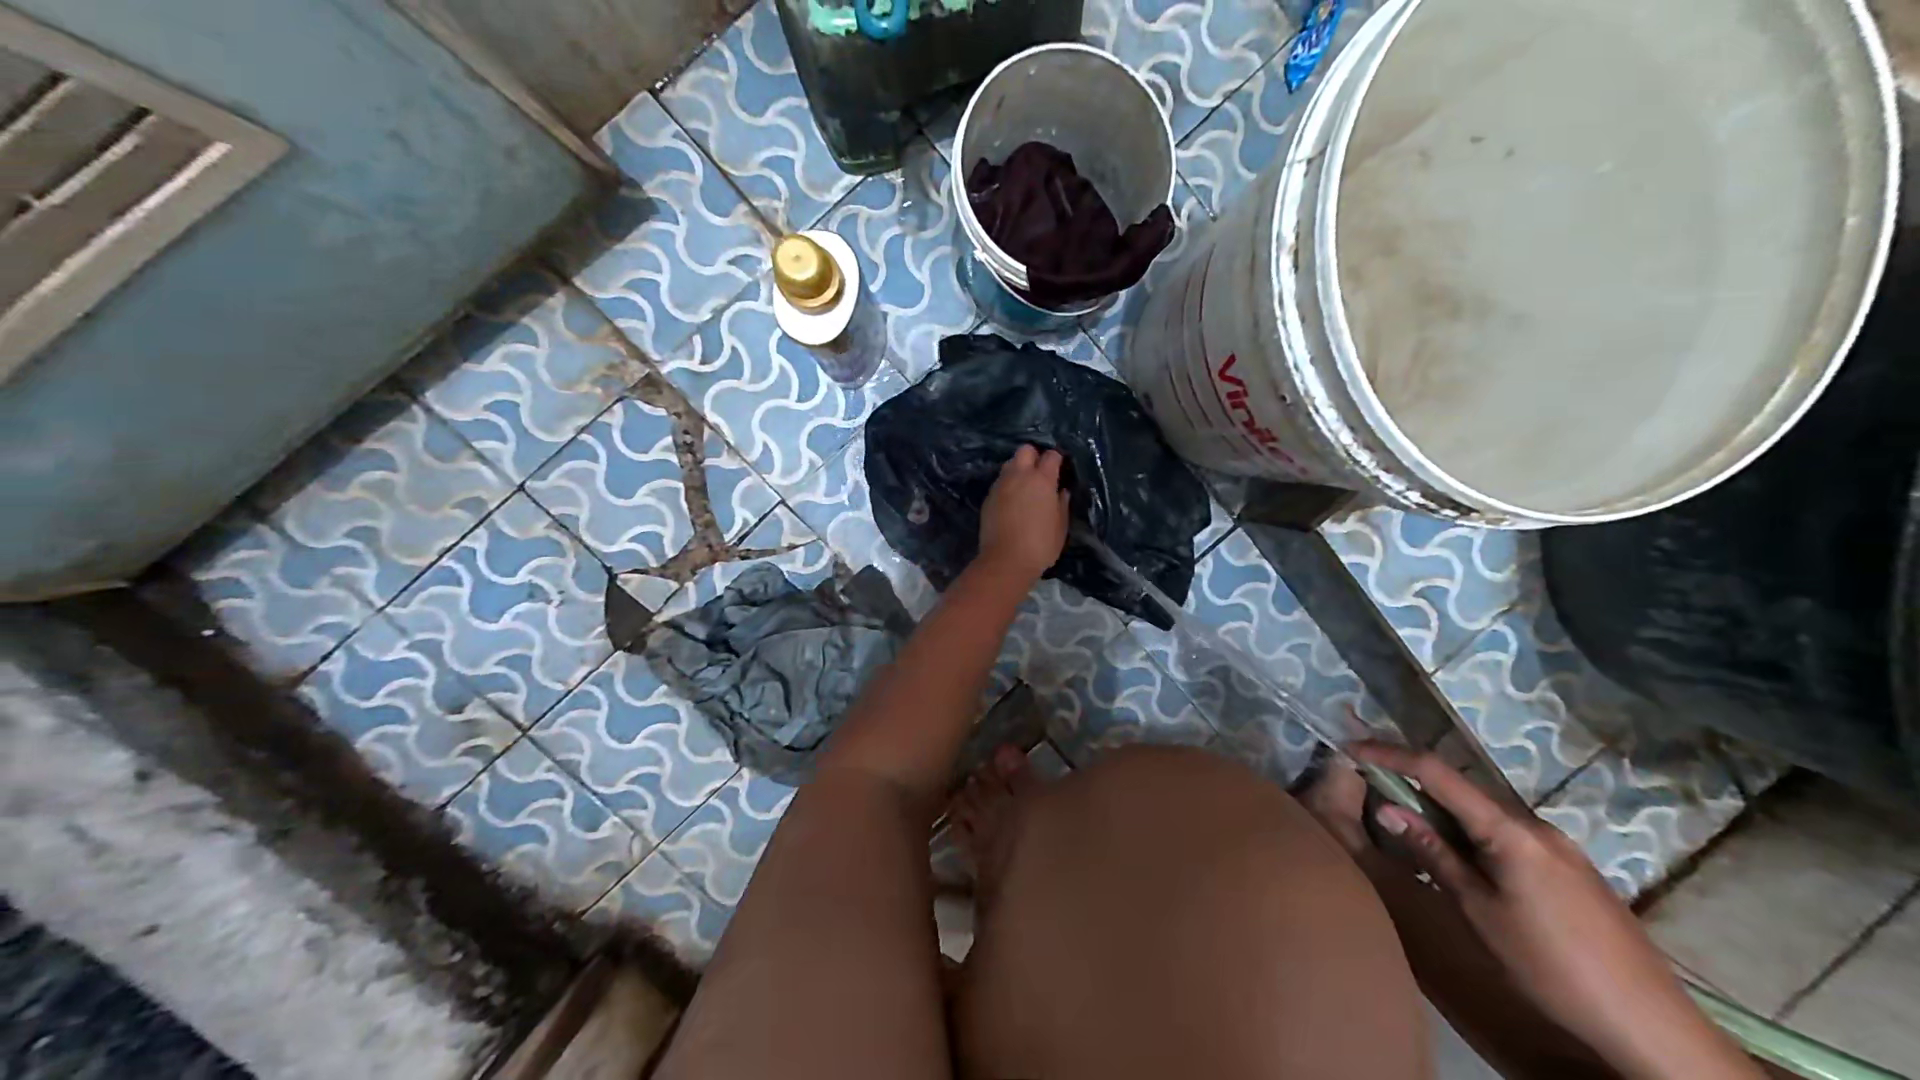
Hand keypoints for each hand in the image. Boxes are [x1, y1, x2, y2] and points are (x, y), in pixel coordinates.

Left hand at [977, 445, 1069, 584]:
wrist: (1005, 560)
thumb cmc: (1041, 544)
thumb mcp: (1061, 526)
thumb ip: (1062, 504)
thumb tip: (1062, 492)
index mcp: (1041, 479)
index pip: (1051, 456)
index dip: (1057, 460)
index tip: (1060, 470)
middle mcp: (1019, 475)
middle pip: (1025, 450)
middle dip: (1034, 456)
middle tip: (1041, 473)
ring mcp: (1001, 485)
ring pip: (1009, 464)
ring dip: (1019, 469)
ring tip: (1025, 486)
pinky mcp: (988, 497)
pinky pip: (1000, 482)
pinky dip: (1008, 485)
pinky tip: (1013, 501)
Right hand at [1349, 742, 1760, 1079]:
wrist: (1652, 1025)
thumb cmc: (1551, 965)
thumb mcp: (1479, 910)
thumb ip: (1434, 854)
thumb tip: (1388, 809)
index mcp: (1510, 831)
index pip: (1437, 772)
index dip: (1390, 754)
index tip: (1352, 748)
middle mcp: (1536, 825)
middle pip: (1463, 789)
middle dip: (1414, 783)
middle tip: (1372, 790)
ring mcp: (1559, 847)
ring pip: (1485, 813)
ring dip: (1444, 811)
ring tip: (1409, 827)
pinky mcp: (1571, 869)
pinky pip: (1508, 834)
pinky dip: (1472, 834)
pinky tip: (1461, 860)